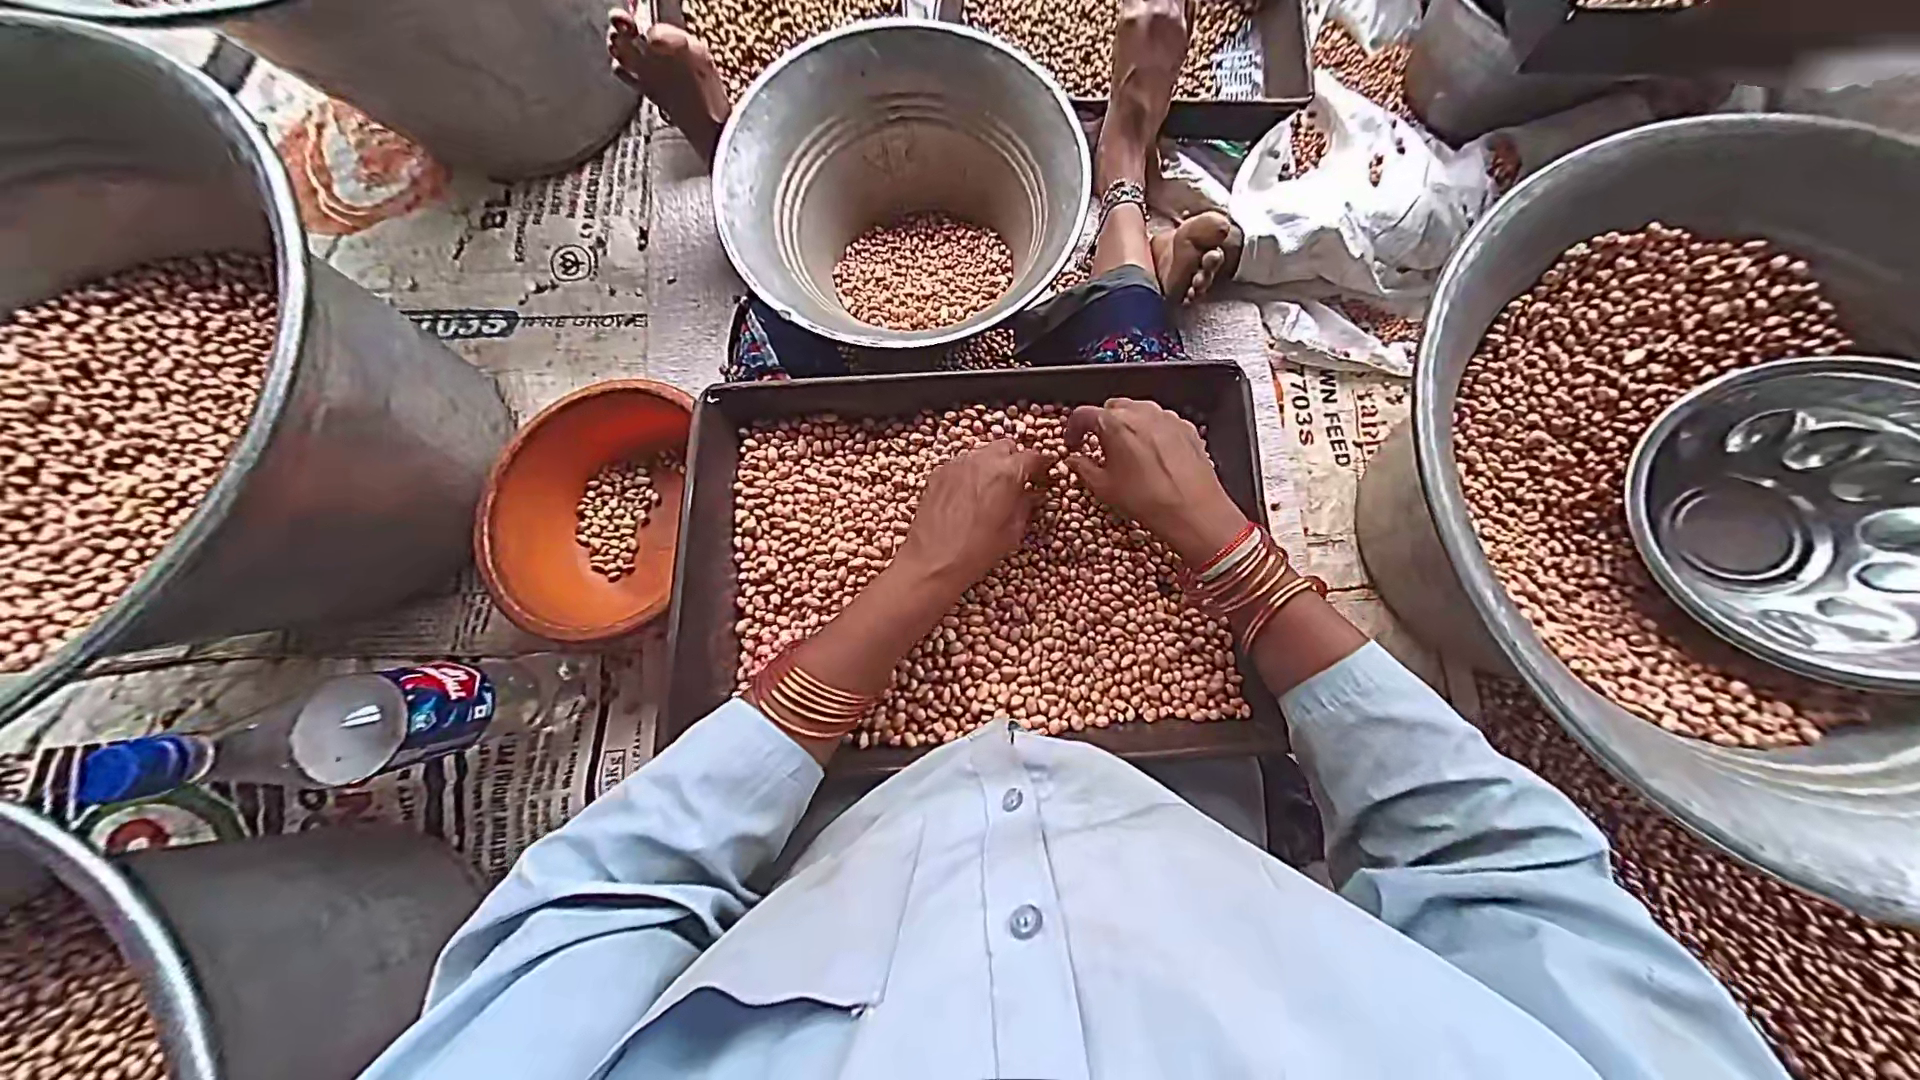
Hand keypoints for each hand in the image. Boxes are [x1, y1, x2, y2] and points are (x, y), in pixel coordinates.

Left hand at [894, 441, 1051, 592]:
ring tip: (992, 492)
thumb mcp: (1011, 532)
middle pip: (1006, 447)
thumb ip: (1025, 505)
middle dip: (1015, 461)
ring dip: (991, 466)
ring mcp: (957, 465)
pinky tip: (969, 497)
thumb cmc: (975, 552)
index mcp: (1006, 473)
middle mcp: (981, 461)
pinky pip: (962, 465)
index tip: (1044, 474)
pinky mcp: (938, 474)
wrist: (931, 562)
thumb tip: (1031, 494)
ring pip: (982, 454)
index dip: (1041, 465)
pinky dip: (971, 474)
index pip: (1033, 456)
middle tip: (1018, 483)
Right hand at [1065, 398, 1249, 564]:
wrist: (1192, 509)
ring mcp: (1166, 417)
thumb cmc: (1146, 498)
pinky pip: (1161, 422)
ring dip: (1126, 426)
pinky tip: (1150, 456)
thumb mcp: (1103, 487)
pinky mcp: (1186, 427)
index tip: (1073, 442)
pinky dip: (1150, 432)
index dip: (1073, 429)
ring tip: (1126, 452)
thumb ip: (1082, 467)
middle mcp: (1141, 412)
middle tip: (1098, 446)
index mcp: (1114, 423)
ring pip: (1138, 411)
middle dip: (1101, 424)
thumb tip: (1074, 460)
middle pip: (1112, 408)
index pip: (1083, 414)